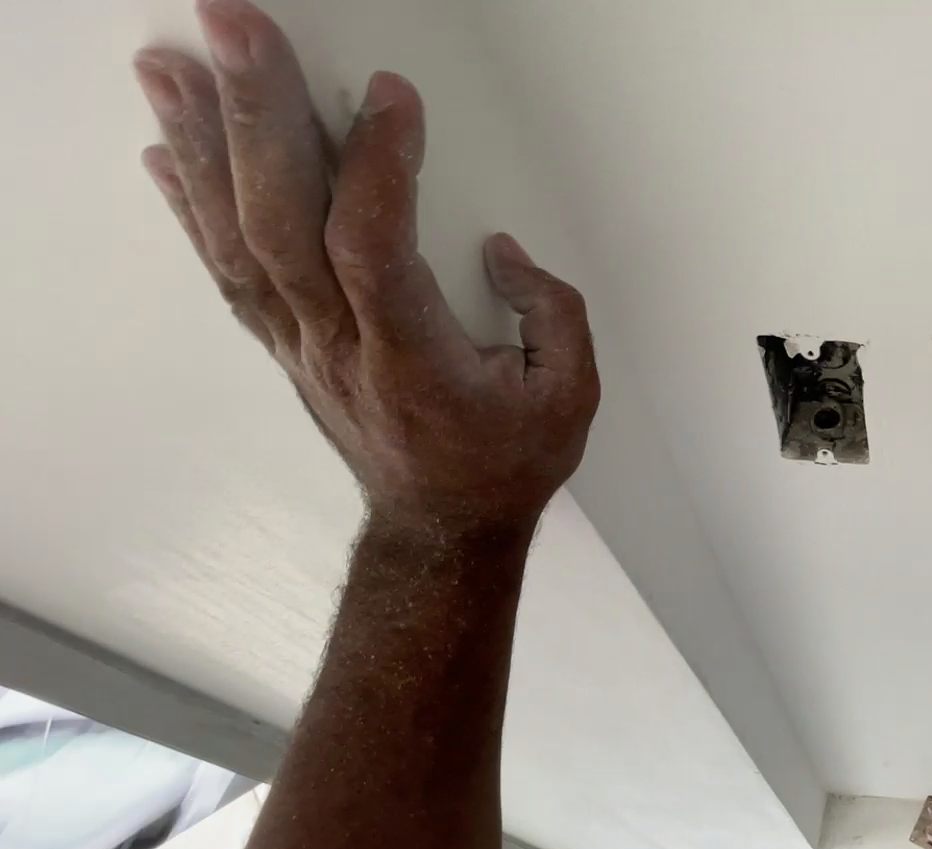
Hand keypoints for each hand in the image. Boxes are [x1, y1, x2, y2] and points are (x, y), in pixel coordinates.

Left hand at [133, 0, 598, 539]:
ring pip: (239, 239)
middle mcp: (344, 346)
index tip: (390, 97)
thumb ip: (555, 318)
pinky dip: (191, 211)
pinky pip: (230, 275)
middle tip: (234, 28)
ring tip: (171, 65)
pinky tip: (166, 155)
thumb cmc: (509, 463)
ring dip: (203, 148)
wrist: (448, 524)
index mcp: (417, 358)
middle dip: (258, 118)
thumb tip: (504, 256)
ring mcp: (306, 348)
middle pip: (281, 223)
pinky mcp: (293, 350)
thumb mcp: (573, 398)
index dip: (378, 166)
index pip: (373, 245)